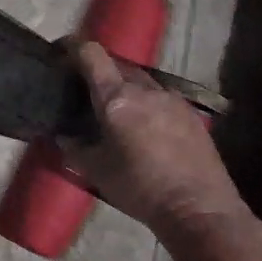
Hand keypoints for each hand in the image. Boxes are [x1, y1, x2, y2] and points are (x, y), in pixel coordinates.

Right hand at [61, 41, 246, 235]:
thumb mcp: (94, 169)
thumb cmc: (140, 188)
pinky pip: (161, 98)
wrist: (201, 212)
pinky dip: (148, 104)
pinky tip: (146, 129)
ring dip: (125, 88)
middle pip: (117, 65)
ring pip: (142, 82)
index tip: (60, 55)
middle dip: (99, 72)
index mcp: (116, 98)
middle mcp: (145, 90)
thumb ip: (73, 147)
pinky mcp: (193, 117)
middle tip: (86, 92)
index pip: (92, 53)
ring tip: (118, 112)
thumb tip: (64, 136)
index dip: (72, 47)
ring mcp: (174, 101)